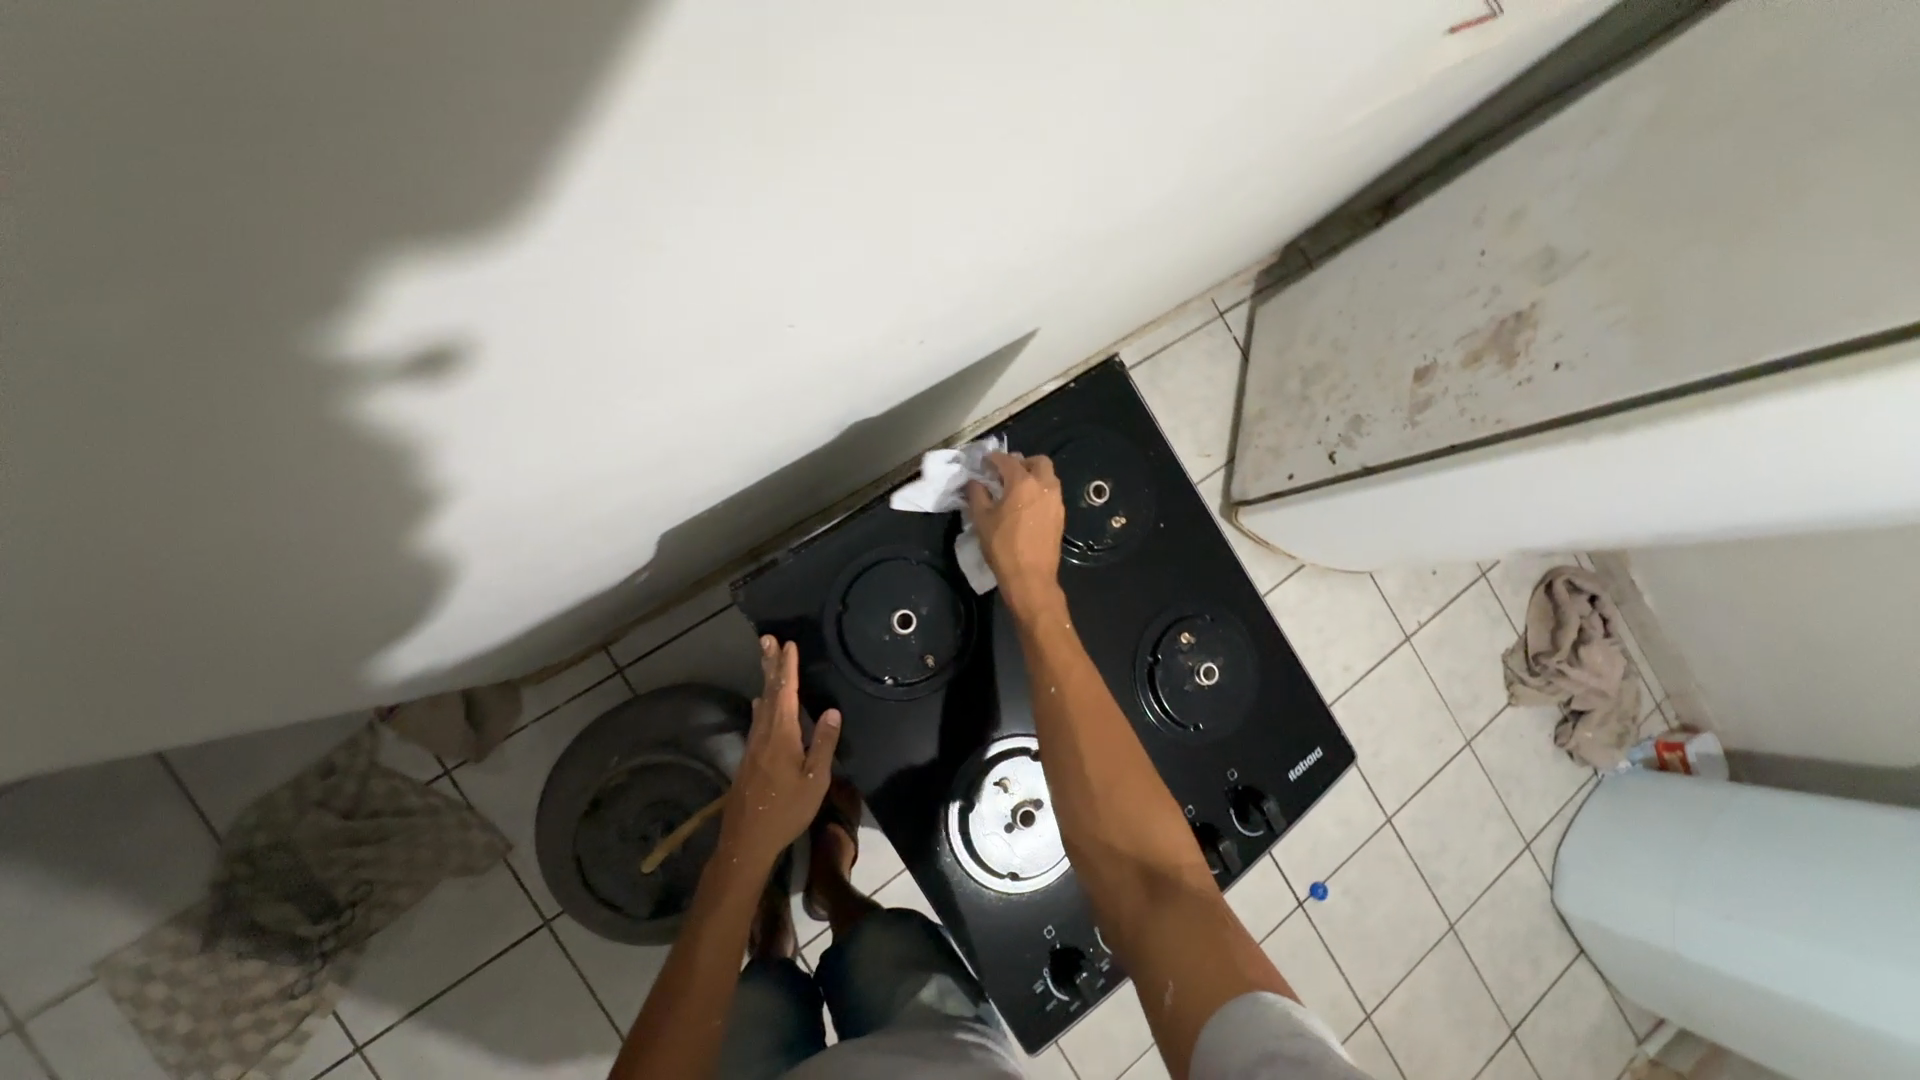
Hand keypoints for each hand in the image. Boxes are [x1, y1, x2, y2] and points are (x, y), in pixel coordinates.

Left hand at [719, 637, 842, 872]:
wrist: (747, 839)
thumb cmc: (786, 810)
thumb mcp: (815, 780)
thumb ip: (824, 744)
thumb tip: (833, 712)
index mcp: (782, 735)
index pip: (785, 693)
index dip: (787, 668)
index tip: (788, 644)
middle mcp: (764, 734)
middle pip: (768, 693)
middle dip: (770, 665)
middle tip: (766, 639)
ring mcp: (753, 746)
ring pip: (761, 705)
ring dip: (765, 681)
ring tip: (767, 662)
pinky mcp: (749, 758)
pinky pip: (757, 720)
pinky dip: (762, 704)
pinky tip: (760, 704)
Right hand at [967, 451, 1066, 622]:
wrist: (1030, 577)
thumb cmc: (1002, 546)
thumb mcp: (982, 519)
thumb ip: (977, 495)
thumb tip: (974, 482)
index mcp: (1023, 482)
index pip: (1007, 460)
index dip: (994, 458)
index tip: (985, 462)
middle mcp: (1044, 486)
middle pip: (1038, 461)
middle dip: (1022, 462)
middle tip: (1006, 473)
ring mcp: (1056, 501)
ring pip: (1048, 477)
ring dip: (1034, 476)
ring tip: (1017, 489)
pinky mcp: (1061, 516)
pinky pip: (1051, 494)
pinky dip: (1040, 492)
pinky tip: (1027, 506)